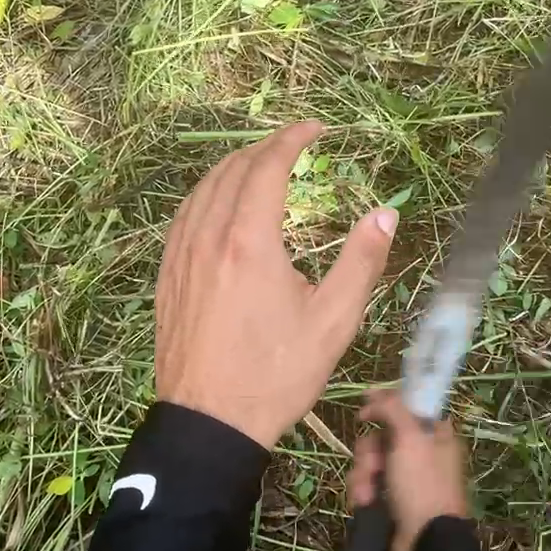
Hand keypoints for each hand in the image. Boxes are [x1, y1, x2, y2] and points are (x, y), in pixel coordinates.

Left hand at [156, 121, 396, 447]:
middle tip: (295, 143)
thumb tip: (384, 214)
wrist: (208, 423)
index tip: (316, 127)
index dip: (293, 138)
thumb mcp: (333, 322)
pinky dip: (207, 191)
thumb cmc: (276, 373)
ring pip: (204, 187)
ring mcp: (181, 253)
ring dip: (235, 165)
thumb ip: (361, 262)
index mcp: (249, 240)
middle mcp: (209, 235)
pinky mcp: (167, 272)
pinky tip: (219, 200)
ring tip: (261, 162)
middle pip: (234, 169)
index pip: (268, 166)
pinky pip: (184, 213)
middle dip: (266, 147)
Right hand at [348, 389, 470, 550]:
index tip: (365, 410)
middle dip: (369, 451)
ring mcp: (407, 480)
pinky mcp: (392, 502)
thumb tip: (373, 394)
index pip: (407, 408)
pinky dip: (362, 492)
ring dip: (362, 474)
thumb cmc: (422, 485)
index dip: (385, 406)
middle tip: (371, 465)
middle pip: (383, 436)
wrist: (425, 546)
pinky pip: (368, 485)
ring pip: (371, 461)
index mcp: (435, 436)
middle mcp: (422, 455)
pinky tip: (363, 502)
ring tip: (365, 492)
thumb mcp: (411, 437)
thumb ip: (392, 408)